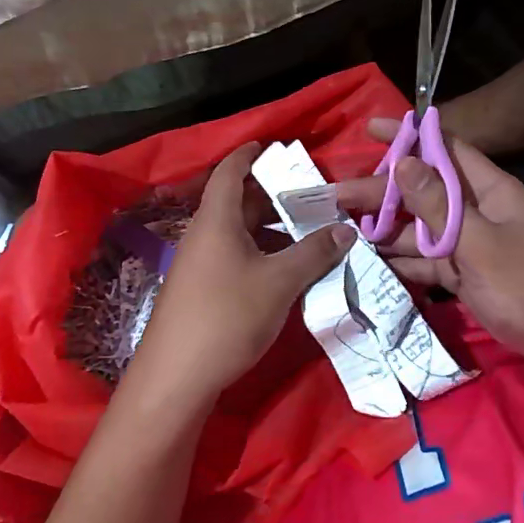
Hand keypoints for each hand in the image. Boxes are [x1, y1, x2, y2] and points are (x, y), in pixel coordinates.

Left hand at [124, 143, 354, 412]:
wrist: (177, 378)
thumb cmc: (227, 316)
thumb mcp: (279, 282)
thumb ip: (314, 252)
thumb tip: (346, 229)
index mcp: (216, 221)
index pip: (229, 172)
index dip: (248, 155)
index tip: (271, 145)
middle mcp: (204, 235)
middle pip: (237, 202)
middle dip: (273, 195)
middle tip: (311, 195)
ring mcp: (201, 265)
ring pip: (239, 233)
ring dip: (272, 228)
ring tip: (309, 230)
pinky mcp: (203, 290)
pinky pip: (237, 256)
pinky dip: (263, 252)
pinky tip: (288, 268)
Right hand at [338, 119, 523, 363]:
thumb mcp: (481, 244)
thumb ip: (440, 206)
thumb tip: (405, 162)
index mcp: (490, 190)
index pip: (445, 149)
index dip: (409, 136)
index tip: (371, 129)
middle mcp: (479, 209)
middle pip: (425, 191)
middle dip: (384, 191)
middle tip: (338, 195)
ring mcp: (472, 242)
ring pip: (423, 228)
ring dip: (388, 228)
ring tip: (344, 230)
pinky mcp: (467, 272)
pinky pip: (429, 260)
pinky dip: (404, 261)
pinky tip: (371, 263)